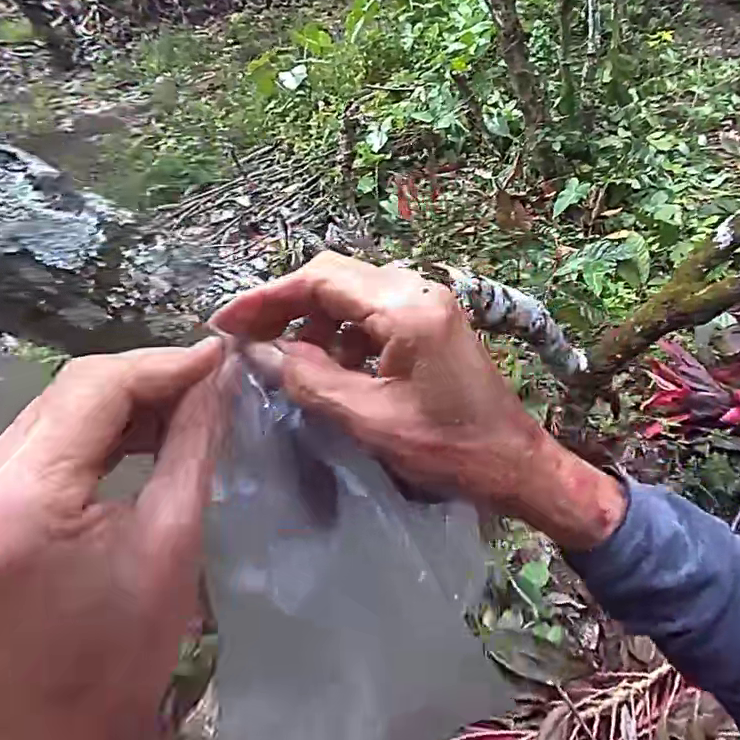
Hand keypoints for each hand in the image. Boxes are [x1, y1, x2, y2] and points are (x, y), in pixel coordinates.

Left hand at [0, 343, 224, 739]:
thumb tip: (219, 374)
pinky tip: (142, 436)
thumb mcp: (175, 535)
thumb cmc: (128, 654)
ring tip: (188, 405)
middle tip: (213, 378)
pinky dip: (96, 432)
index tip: (222, 355)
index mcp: (12, 505)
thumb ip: (193, 440)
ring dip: (123, 403)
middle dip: (146, 378)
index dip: (165, 363)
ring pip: (52, 414)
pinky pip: (39, 446)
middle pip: (67, 395)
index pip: (93, 389)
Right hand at [212, 252, 624, 548]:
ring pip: (355, 295)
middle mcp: (420, 291)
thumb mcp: (368, 417)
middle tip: (248, 341)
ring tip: (288, 362)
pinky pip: (378, 314)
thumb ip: (309, 378)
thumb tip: (258, 350)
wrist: (513, 459)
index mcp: (407, 307)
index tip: (226, 324)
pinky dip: (347, 335)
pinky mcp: (435, 323)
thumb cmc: (448, 447)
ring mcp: (432, 304)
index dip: (267, 298)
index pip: (322, 280)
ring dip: (317, 323)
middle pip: (337, 279)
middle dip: (288, 307)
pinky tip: (331, 367)